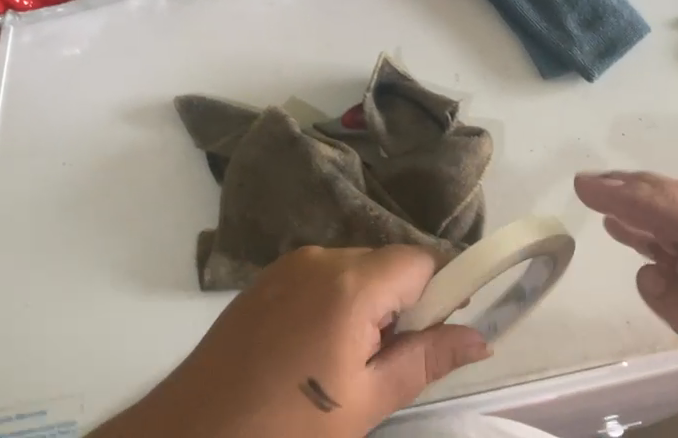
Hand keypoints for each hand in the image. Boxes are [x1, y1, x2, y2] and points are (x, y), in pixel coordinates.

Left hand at [89, 246, 489, 437]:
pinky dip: (331, 302)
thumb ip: (427, 359)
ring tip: (339, 363)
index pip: (421, 260)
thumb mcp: (367, 401)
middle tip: (379, 363)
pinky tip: (310, 351)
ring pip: (354, 269)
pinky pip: (320, 276)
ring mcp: (289, 263)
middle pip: (387, 263)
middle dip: (399, 304)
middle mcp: (321, 256)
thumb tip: (482, 335)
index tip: (434, 335)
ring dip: (365, 304)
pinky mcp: (266, 277)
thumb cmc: (289, 426)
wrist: (195, 433)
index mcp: (351, 282)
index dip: (438, 294)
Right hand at [574, 172, 677, 437]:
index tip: (602, 190)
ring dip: (634, 206)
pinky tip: (617, 229)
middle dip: (635, 192)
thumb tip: (646, 271)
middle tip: (586, 184)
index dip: (646, 199)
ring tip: (595, 194)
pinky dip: (640, 235)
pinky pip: (668, 253)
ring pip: (671, 227)